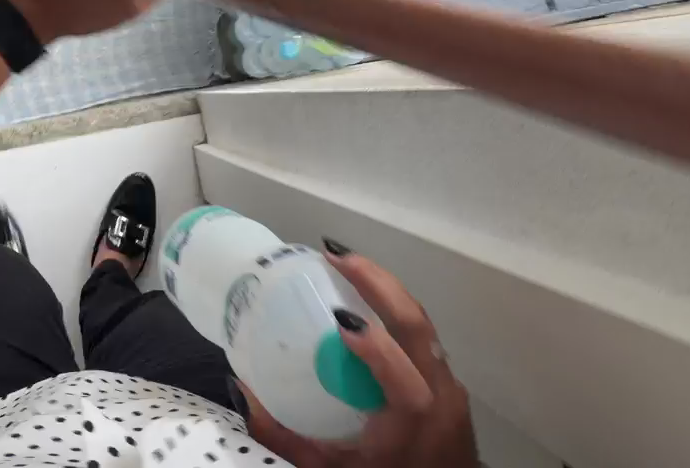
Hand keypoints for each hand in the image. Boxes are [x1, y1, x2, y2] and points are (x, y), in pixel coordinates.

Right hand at [242, 245, 476, 467]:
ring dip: (384, 286)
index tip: (335, 312)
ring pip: (420, 319)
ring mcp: (449, 380)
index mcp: (414, 416)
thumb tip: (240, 390)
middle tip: (333, 253)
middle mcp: (439, 391)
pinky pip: (421, 330)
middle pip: (414, 322)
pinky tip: (367, 294)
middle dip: (375, 281)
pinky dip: (394, 304)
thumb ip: (282, 436)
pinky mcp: (448, 377)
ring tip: (345, 262)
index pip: (398, 370)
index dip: (372, 340)